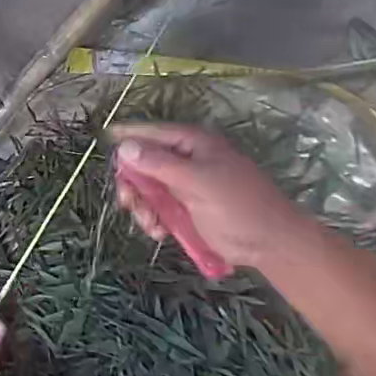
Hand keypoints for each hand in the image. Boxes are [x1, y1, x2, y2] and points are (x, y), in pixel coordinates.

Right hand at [111, 122, 304, 268]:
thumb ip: (160, 164)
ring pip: (148, 189)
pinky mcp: (187, 208)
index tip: (105, 141)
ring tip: (151, 225)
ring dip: (142, 207)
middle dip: (133, 184)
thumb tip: (125, 146)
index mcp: (192, 143)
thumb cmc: (238, 206)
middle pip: (143, 163)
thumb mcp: (198, 182)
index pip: (151, 132)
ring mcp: (186, 184)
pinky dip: (154, 220)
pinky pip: (159, 208)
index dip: (127, 137)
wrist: (271, 243)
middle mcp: (186, 160)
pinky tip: (160, 233)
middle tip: (128, 203)